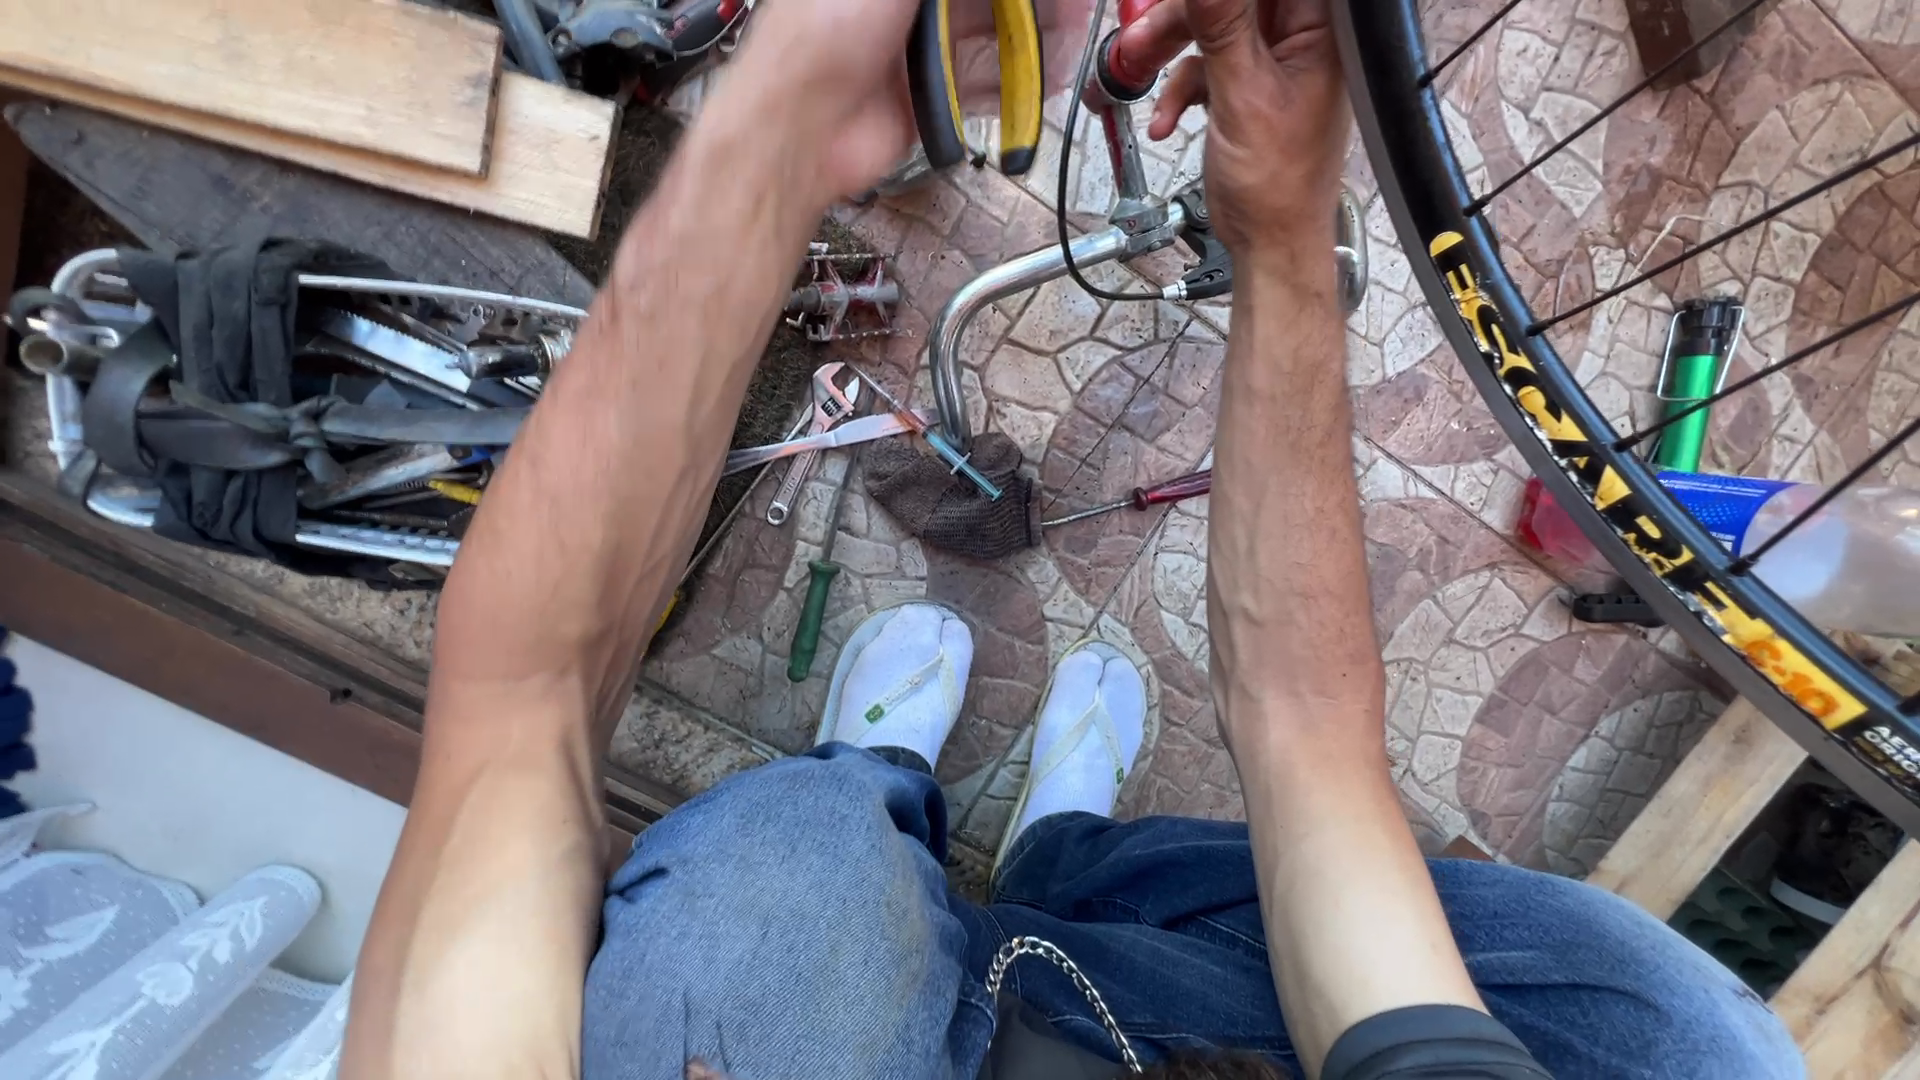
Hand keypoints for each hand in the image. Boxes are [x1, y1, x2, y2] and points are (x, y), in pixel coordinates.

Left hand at [713, 0, 1094, 202]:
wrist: (804, 125)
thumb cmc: (825, 30)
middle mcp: (906, 7)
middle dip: (1031, 4)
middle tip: (1073, 7)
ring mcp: (916, 53)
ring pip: (988, 38)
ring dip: (1032, 38)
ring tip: (1071, 35)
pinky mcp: (925, 101)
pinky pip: (978, 87)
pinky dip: (1012, 83)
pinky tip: (1044, 78)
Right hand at [1122, 0, 1349, 253]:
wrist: (1268, 244)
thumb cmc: (1274, 185)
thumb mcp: (1242, 97)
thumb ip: (1223, 27)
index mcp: (1323, 29)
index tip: (1177, 2)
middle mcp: (1302, 38)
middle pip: (1237, 3)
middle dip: (1184, 16)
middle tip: (1142, 33)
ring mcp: (1272, 66)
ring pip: (1215, 31)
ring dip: (1172, 54)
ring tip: (1139, 70)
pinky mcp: (1246, 92)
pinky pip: (1207, 71)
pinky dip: (1181, 92)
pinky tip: (1164, 123)